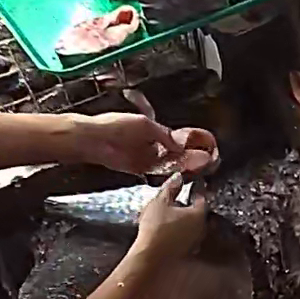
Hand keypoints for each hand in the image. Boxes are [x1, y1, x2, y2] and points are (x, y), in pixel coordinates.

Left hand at [60, 112, 218, 175]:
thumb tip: (180, 144)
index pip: (177, 138)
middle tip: (207, 161)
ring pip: (170, 163)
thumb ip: (164, 135)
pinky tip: (183, 173)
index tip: (204, 147)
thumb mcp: (144, 125)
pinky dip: (170, 172)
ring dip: (184, 165)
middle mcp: (152, 144)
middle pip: (176, 152)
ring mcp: (146, 157)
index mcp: (153, 131)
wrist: (92, 139)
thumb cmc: (114, 125)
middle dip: (191, 156)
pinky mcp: (139, 168)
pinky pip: (159, 171)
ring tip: (200, 168)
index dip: (190, 143)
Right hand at [133, 174, 207, 263]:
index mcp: (199, 214)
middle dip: (194, 205)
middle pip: (201, 213)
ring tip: (179, 212)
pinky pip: (189, 235)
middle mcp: (202, 228)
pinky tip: (175, 228)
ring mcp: (197, 241)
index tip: (195, 183)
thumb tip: (179, 176)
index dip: (198, 189)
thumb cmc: (156, 226)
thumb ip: (171, 188)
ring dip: (189, 218)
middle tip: (187, 197)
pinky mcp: (189, 250)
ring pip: (196, 225)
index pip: (202, 198)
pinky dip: (184, 229)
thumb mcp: (161, 202)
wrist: (151, 256)